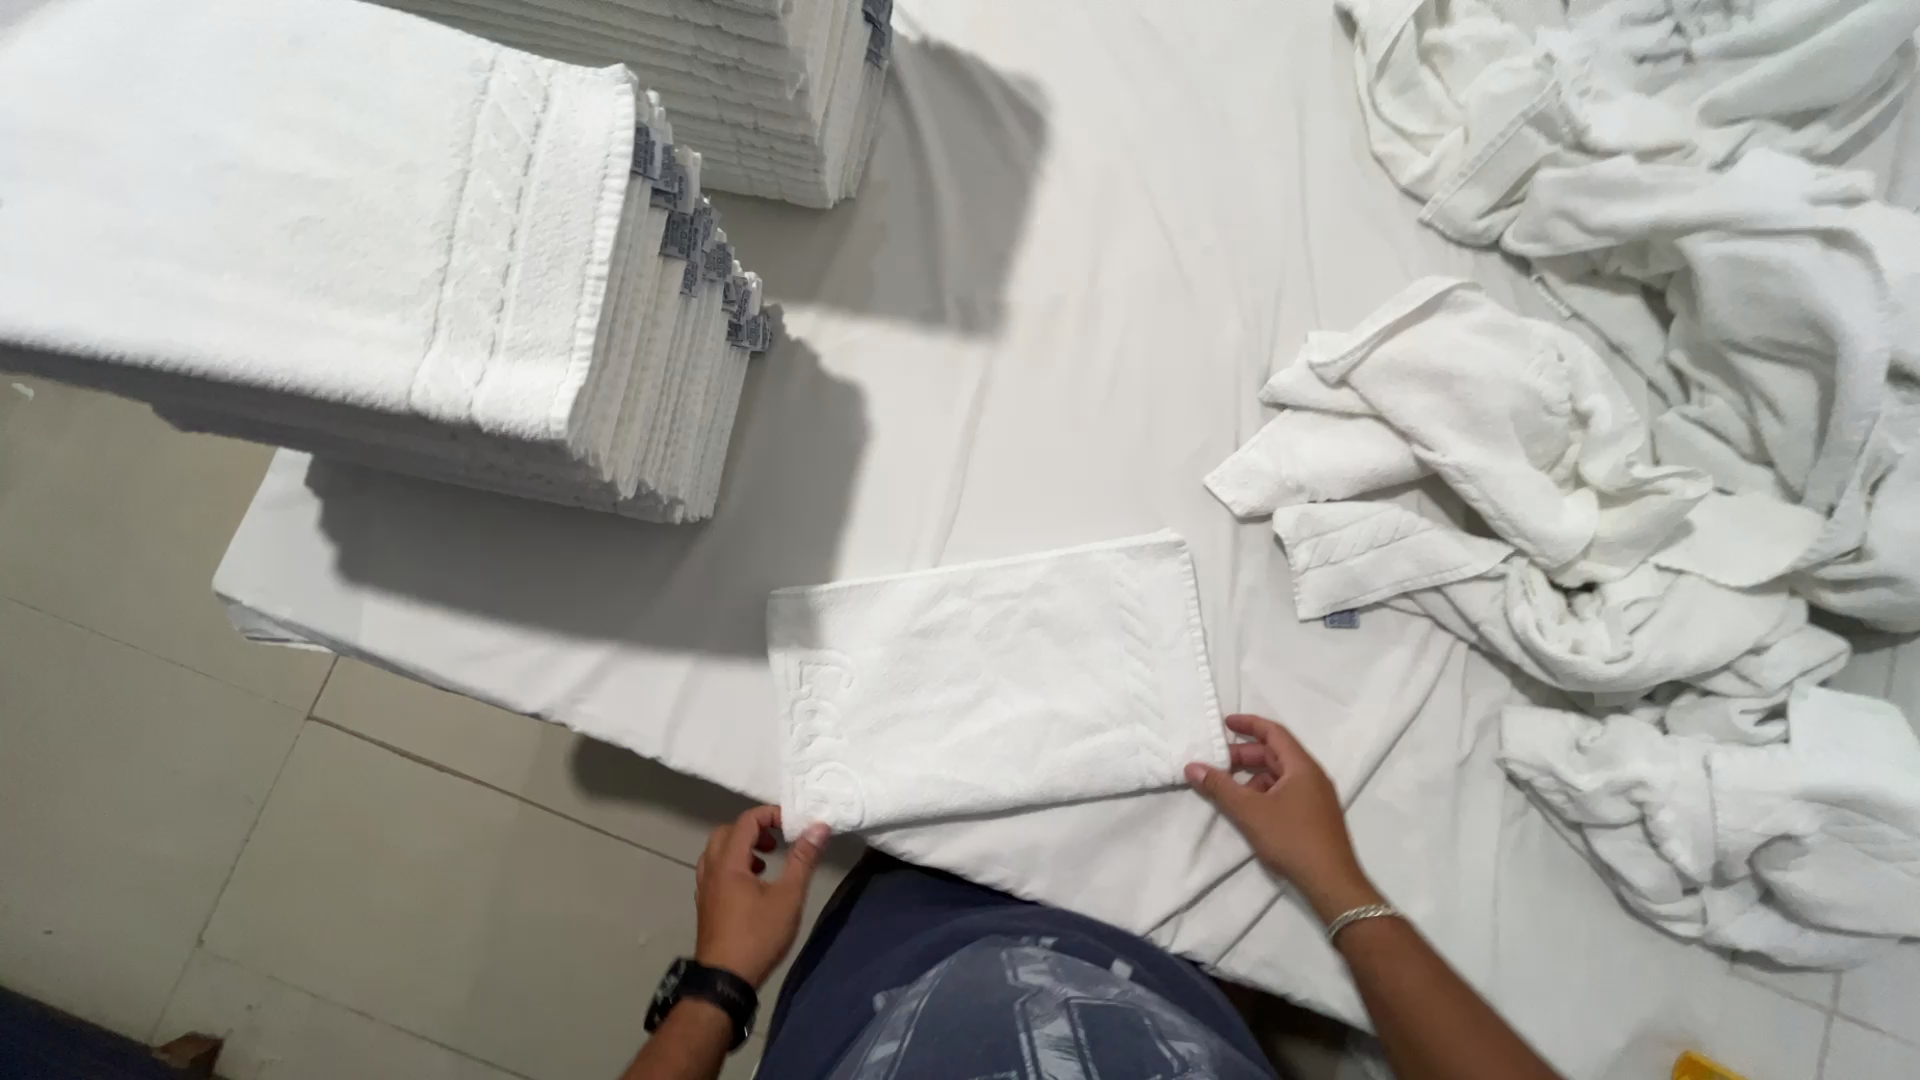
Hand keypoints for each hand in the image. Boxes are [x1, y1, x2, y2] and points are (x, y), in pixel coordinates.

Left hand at [693, 806, 830, 987]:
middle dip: (754, 830)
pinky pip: (715, 872)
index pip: (746, 821)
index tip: (792, 826)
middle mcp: (712, 871)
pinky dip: (733, 866)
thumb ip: (803, 859)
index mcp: (728, 863)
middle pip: (726, 832)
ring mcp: (706, 890)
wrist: (724, 983)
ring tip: (766, 863)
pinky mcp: (707, 907)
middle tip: (776, 842)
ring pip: (717, 853)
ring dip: (741, 848)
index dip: (770, 815)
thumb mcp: (788, 896)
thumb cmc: (757, 936)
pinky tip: (754, 887)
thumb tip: (819, 826)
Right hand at [1186, 714, 1381, 923]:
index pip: (1274, 732)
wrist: (1332, 885)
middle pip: (1275, 754)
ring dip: (1252, 777)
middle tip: (1217, 762)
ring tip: (1229, 790)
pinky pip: (1285, 792)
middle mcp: (1312, 777)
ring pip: (1279, 775)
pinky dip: (1263, 793)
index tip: (1224, 724)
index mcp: (1302, 767)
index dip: (1248, 724)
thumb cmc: (1292, 839)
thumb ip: (1219, 787)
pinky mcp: (1315, 817)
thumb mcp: (1249, 811)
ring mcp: (1316, 798)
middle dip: (1244, 755)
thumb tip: (1192, 767)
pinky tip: (1249, 810)